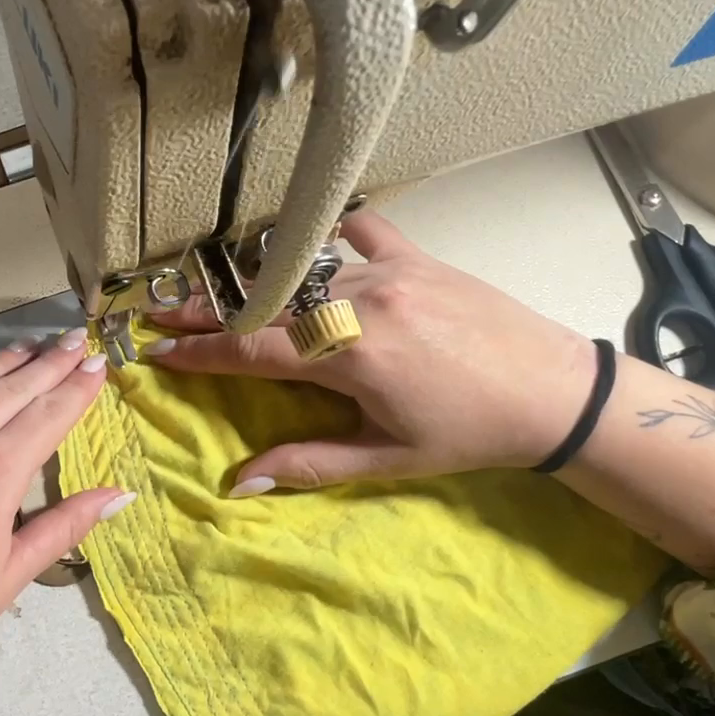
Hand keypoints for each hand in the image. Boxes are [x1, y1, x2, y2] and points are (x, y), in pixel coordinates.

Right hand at [149, 211, 595, 492]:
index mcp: (349, 356)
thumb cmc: (468, 435)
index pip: (252, 349)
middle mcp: (360, 303)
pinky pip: (361, 232)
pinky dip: (330, 237)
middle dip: (207, 311)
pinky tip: (311, 244)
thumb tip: (239, 484)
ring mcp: (389, 271)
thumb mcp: (388, 459)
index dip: (199, 352)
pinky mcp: (418, 256)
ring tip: (217, 290)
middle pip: (264, 303)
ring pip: (302, 269)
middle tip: (160, 312)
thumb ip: (309, 465)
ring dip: (254, 282)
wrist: (556, 392)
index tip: (158, 352)